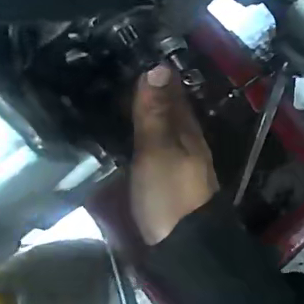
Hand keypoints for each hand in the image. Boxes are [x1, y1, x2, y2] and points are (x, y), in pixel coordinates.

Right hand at [130, 65, 218, 244]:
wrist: (184, 249)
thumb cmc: (169, 194)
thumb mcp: (157, 150)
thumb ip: (156, 113)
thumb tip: (159, 67)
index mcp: (188, 130)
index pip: (174, 92)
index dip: (157, 75)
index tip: (134, 55)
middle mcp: (187, 142)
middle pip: (168, 110)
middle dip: (149, 92)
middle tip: (117, 74)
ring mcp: (178, 164)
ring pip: (161, 129)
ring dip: (144, 114)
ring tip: (115, 100)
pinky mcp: (166, 183)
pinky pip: (153, 149)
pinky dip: (141, 137)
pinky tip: (124, 138)